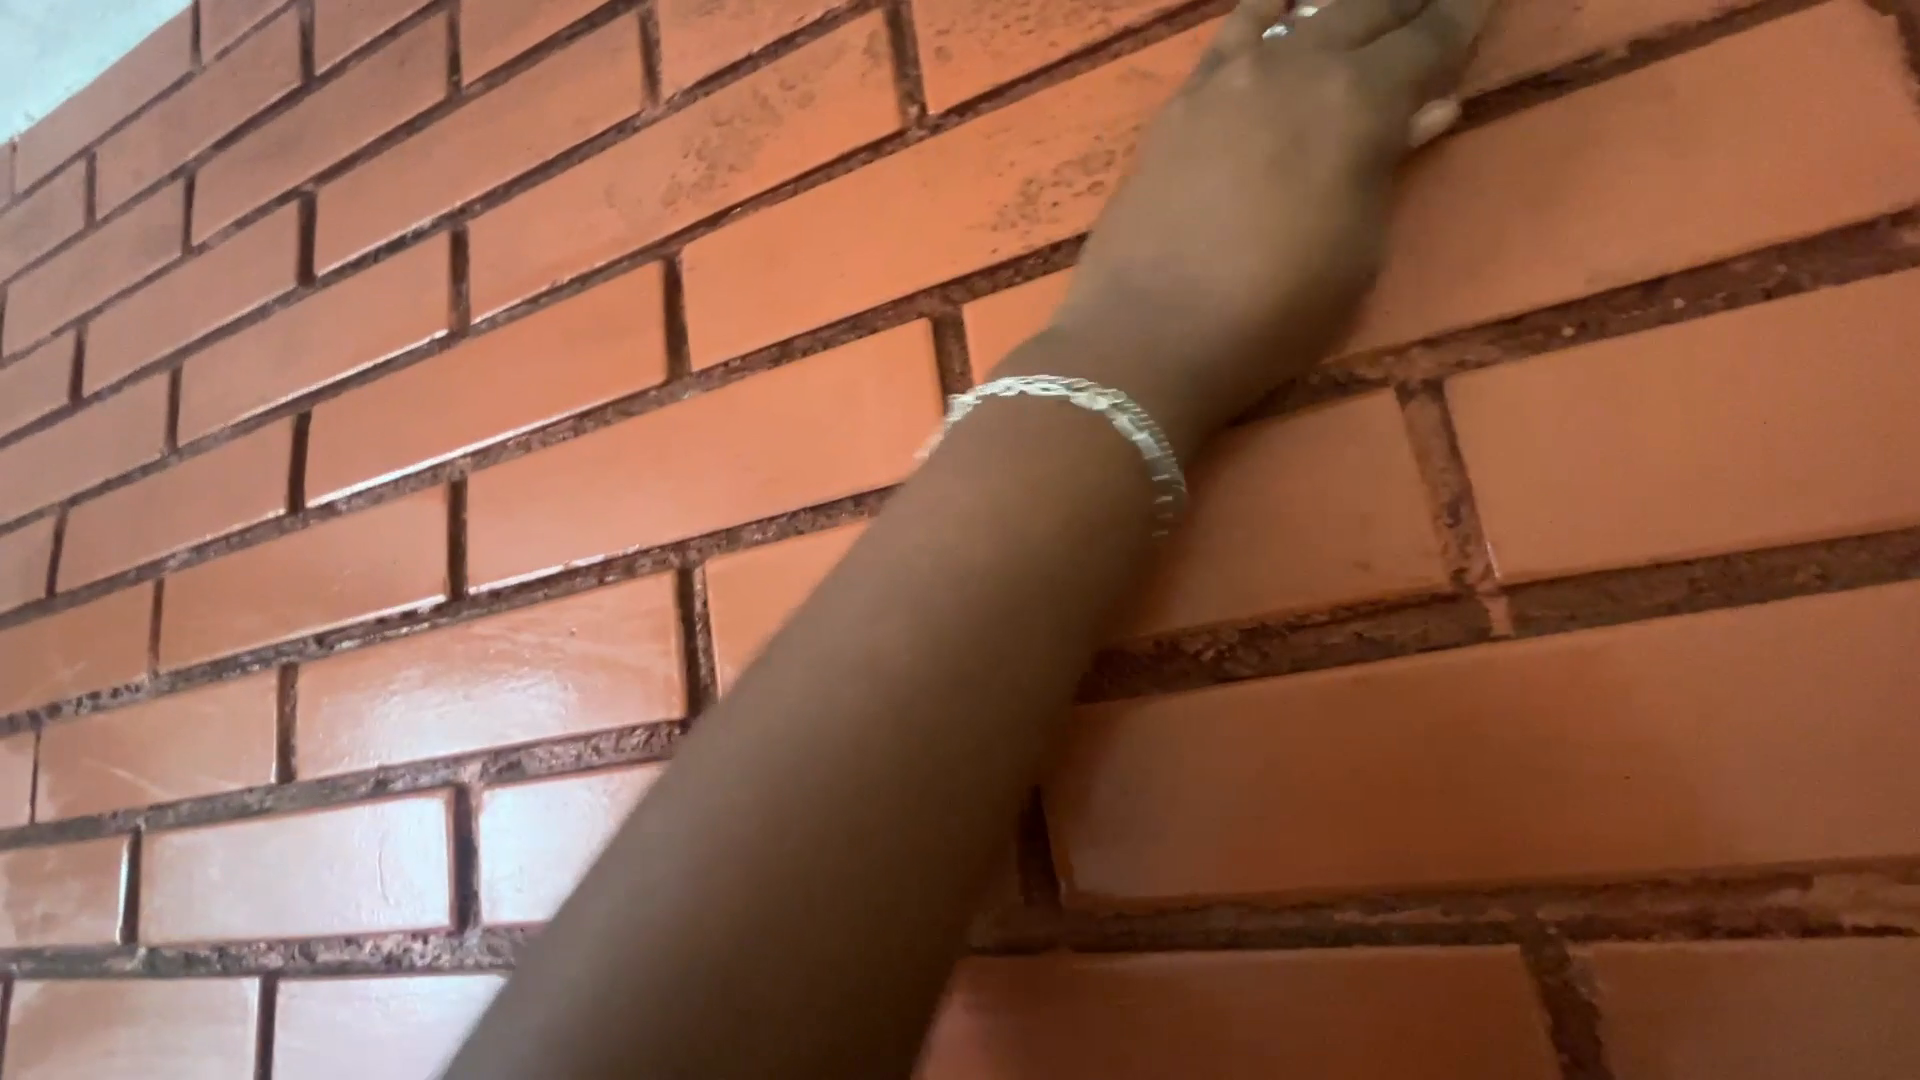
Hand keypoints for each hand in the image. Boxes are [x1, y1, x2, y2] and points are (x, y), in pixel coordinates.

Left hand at [1029, 0, 1495, 455]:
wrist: (1149, 335)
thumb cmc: (1271, 314)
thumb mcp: (1357, 254)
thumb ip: (1386, 171)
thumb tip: (1422, 111)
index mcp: (1361, 100)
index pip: (1429, 36)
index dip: (1462, 16)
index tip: (1479, 2)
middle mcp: (1295, 67)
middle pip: (1364, 8)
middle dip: (1404, 5)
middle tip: (1424, 8)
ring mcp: (1227, 80)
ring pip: (1294, 9)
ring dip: (1335, 5)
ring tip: (1352, 11)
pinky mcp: (1176, 107)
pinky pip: (1227, 37)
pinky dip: (1261, 14)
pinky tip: (1272, 11)